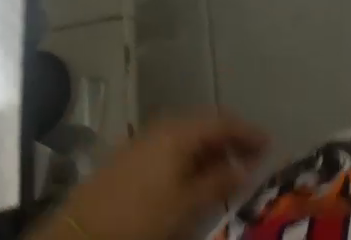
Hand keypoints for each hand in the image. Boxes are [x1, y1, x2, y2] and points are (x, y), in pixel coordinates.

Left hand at [47, 109, 269, 239]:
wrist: (81, 234)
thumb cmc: (141, 219)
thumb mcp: (187, 206)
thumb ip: (219, 183)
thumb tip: (245, 167)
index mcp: (179, 132)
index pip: (222, 122)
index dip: (248, 132)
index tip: (269, 144)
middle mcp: (161, 127)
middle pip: (204, 125)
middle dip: (230, 140)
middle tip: (252, 158)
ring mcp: (142, 140)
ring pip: (186, 138)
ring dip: (209, 151)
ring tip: (228, 172)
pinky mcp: (129, 157)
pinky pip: (170, 148)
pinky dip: (189, 158)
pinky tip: (194, 179)